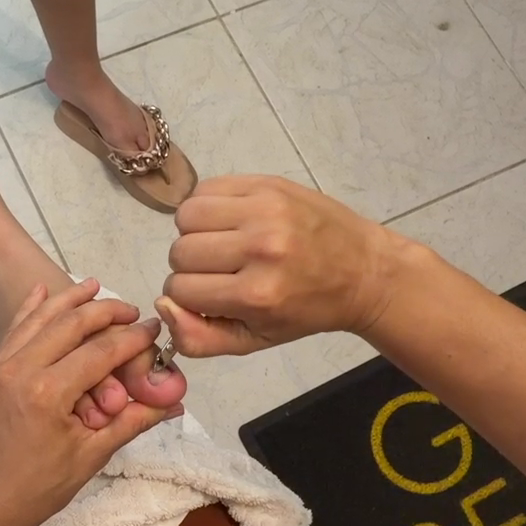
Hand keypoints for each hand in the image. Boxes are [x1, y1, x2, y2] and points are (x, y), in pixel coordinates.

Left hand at [0, 280, 179, 525]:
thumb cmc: (38, 488)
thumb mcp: (90, 455)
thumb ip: (132, 421)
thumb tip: (174, 402)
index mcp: (49, 392)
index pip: (101, 351)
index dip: (132, 338)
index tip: (155, 328)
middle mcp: (22, 369)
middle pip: (70, 324)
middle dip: (105, 311)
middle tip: (133, 310)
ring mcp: (2, 367)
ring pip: (40, 319)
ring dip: (69, 300)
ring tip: (96, 286)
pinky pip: (14, 329)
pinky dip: (31, 308)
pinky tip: (43, 290)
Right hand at [159, 175, 417, 356]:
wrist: (364, 271)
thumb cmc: (305, 312)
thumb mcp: (253, 341)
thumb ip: (198, 338)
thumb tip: (161, 304)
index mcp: (255, 295)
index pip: (179, 289)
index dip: (187, 296)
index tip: (212, 296)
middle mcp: (259, 249)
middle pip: (179, 252)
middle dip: (190, 266)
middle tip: (220, 269)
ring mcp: (264, 211)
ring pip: (186, 217)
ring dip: (194, 233)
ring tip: (222, 242)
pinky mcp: (268, 184)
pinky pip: (205, 188)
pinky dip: (207, 206)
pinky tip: (230, 220)